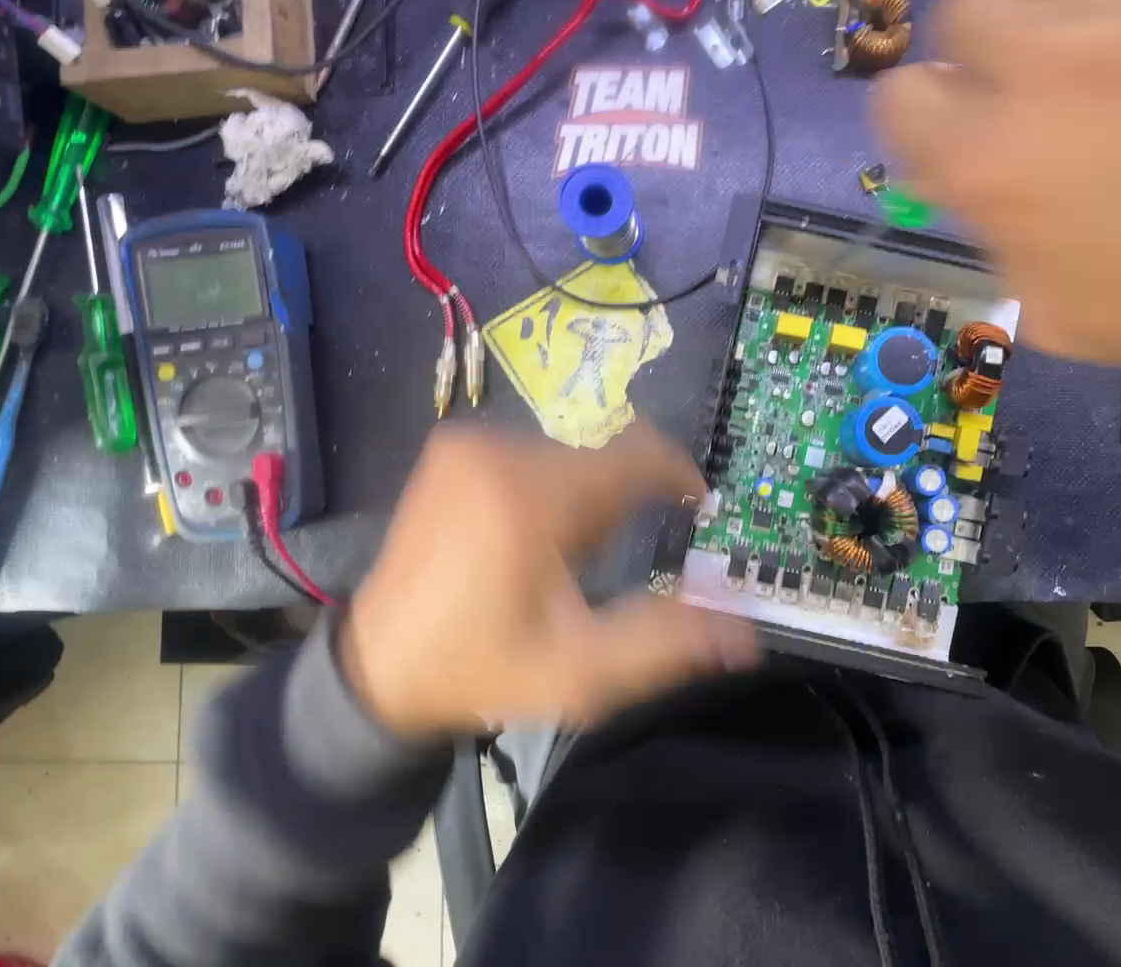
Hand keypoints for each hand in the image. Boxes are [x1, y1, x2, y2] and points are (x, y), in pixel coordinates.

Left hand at [339, 425, 756, 737]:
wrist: (377, 666)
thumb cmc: (480, 670)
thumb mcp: (581, 675)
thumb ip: (667, 644)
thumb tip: (743, 629)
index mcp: (534, 501)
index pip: (640, 455)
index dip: (679, 477)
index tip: (693, 510)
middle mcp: (500, 454)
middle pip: (605, 461)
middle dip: (619, 507)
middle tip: (598, 566)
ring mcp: (469, 445)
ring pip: (570, 457)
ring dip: (583, 499)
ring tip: (555, 558)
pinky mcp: (452, 449)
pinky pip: (532, 454)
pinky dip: (547, 488)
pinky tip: (523, 537)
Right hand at [874, 0, 1120, 461]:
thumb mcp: (1069, 317)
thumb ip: (1000, 240)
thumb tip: (989, 190)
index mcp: (995, 164)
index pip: (900, 99)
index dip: (930, 115)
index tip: (966, 126)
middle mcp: (1046, 56)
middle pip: (965, 11)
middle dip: (998, 50)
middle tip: (1060, 81)